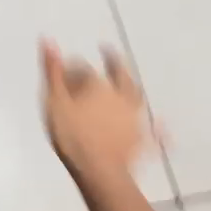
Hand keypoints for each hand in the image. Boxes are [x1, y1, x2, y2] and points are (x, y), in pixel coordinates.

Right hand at [41, 39, 157, 187]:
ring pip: (135, 97)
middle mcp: (120, 96)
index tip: (64, 71)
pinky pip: (152, 134)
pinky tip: (162, 126)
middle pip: (118, 75)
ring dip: (132, 86)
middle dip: (113, 62)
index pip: (83, 69)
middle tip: (110, 52)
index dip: (72, 68)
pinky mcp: (141, 141)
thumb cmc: (71, 135)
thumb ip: (52, 70)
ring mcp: (133, 119)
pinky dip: (157, 129)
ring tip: (130, 80)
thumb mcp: (54, 101)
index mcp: (97, 85)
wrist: (99, 171)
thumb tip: (48, 39)